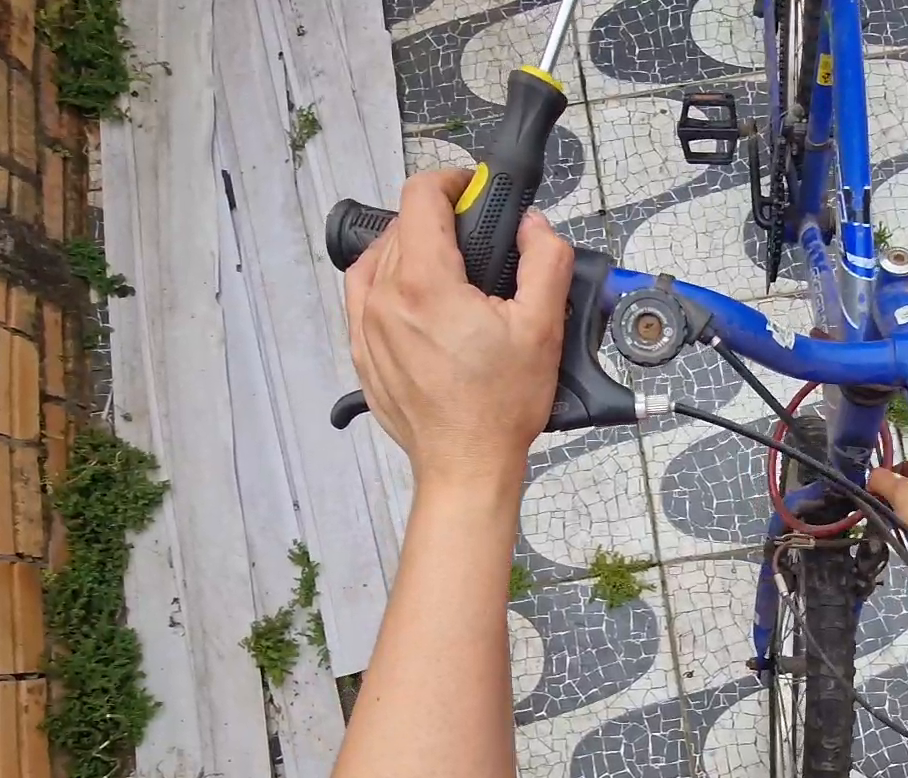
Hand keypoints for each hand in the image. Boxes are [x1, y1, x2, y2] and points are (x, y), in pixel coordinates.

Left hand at [343, 169, 575, 487]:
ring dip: (413, 252)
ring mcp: (365, 326)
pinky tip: (421, 307)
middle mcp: (383, 297)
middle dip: (440, 223)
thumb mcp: (543, 329)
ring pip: (379, 259)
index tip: (473, 191)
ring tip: (450, 278)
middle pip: (401, 226)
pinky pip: (364, 296)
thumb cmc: (501, 407)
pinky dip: (391, 285)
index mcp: (425, 283)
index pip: (420, 197)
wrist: (465, 466)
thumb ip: (545, 261)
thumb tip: (534, 226)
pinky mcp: (362, 353)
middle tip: (479, 247)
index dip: (451, 182)